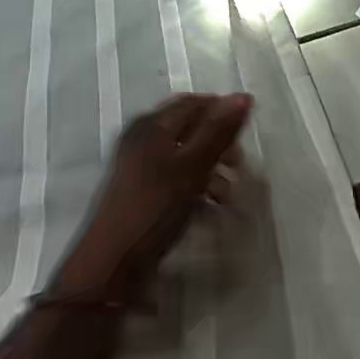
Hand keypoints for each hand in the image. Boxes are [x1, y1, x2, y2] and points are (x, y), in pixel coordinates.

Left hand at [49, 93, 251, 304]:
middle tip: (238, 168)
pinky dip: (194, 189)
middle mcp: (142, 137)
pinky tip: (207, 211)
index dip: (222, 111)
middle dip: (218, 146)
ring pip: (183, 157)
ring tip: (226, 198)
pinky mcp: (139, 192)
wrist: (112, 263)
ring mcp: (138, 165)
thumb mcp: (191, 168)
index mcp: (152, 124)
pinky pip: (174, 180)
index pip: (193, 103)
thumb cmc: (153, 208)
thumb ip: (217, 132)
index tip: (247, 134)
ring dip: (209, 172)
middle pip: (188, 129)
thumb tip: (242, 95)